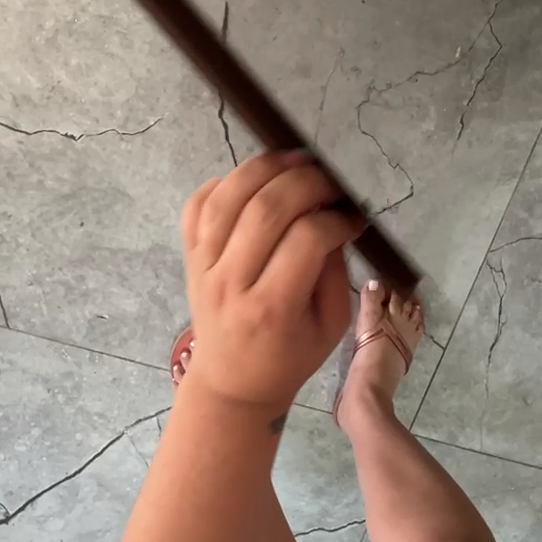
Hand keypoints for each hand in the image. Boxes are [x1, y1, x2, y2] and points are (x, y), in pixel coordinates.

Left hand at [179, 151, 362, 411]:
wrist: (233, 380)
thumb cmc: (289, 357)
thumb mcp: (330, 327)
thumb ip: (333, 272)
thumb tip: (333, 217)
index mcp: (271, 308)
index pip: (305, 241)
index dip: (335, 219)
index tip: (352, 218)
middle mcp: (231, 283)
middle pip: (264, 210)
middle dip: (306, 182)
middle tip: (330, 180)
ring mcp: (203, 267)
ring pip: (226, 198)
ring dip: (264, 168)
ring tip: (295, 161)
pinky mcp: (189, 257)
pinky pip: (198, 204)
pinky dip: (224, 181)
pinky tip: (254, 180)